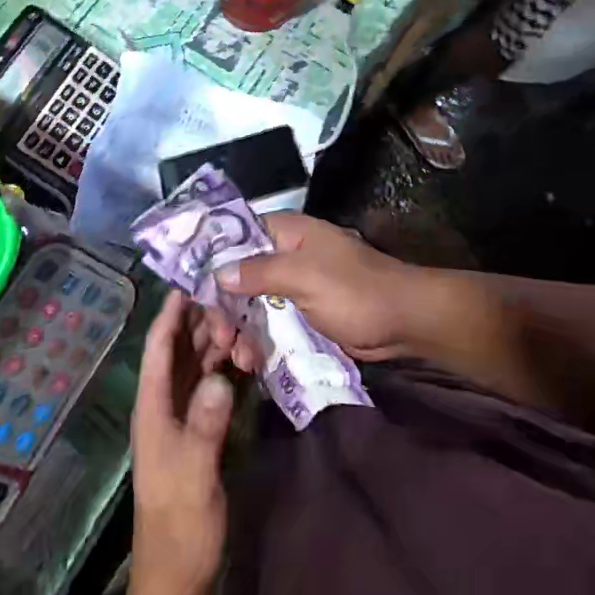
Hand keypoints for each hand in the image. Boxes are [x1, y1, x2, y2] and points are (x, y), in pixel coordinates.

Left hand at [132, 290, 234, 594]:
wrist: (180, 567)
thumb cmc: (180, 518)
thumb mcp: (193, 471)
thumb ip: (205, 424)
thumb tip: (221, 379)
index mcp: (153, 407)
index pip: (158, 351)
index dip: (169, 317)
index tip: (186, 285)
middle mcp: (164, 405)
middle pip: (179, 353)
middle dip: (199, 326)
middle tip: (229, 307)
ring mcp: (182, 418)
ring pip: (195, 368)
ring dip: (213, 346)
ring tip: (238, 329)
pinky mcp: (200, 431)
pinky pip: (210, 388)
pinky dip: (224, 370)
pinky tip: (242, 360)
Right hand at [215, 213, 436, 364]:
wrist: (403, 321)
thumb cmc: (354, 291)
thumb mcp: (303, 276)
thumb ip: (259, 272)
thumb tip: (218, 273)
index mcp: (286, 233)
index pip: (236, 235)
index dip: (212, 258)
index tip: (190, 288)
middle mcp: (286, 254)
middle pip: (239, 273)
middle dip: (224, 306)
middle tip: (217, 336)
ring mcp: (294, 284)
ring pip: (252, 302)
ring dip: (239, 327)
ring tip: (234, 357)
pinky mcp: (302, 312)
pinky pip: (269, 321)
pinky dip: (257, 338)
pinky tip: (249, 361)